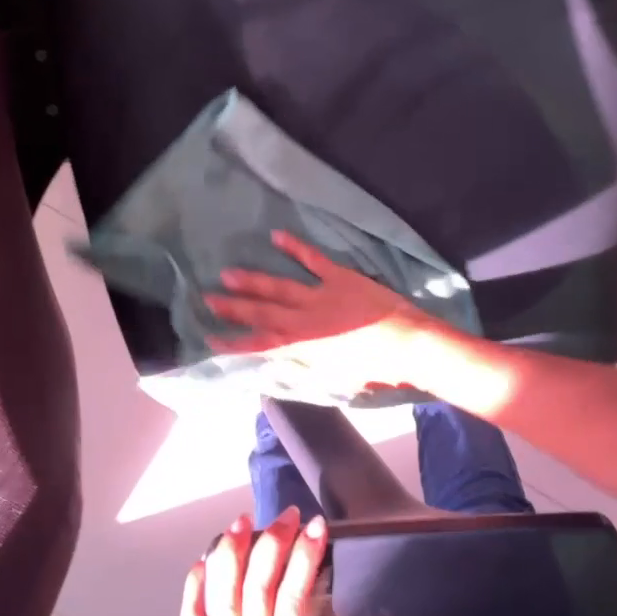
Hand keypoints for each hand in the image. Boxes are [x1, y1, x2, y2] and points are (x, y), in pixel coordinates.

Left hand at [182, 507, 328, 615]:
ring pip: (221, 594)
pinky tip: (205, 558)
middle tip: (290, 515)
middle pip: (257, 587)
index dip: (306, 559)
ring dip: (232, 553)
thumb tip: (335, 603)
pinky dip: (195, 586)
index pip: (293, 599)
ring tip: (245, 520)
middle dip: (274, 544)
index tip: (319, 526)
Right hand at [205, 232, 439, 385]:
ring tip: (228, 274)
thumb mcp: (336, 379)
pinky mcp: (339, 277)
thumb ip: (306, 368)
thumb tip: (281, 361)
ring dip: (252, 281)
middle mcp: (305, 319)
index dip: (233, 342)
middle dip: (233, 307)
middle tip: (207, 298)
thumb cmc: (376, 370)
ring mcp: (321, 295)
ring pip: (278, 287)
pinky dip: (294, 246)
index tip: (211, 337)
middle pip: (262, 312)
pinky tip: (276, 236)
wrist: (409, 345)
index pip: (260, 344)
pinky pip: (312, 259)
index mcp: (304, 347)